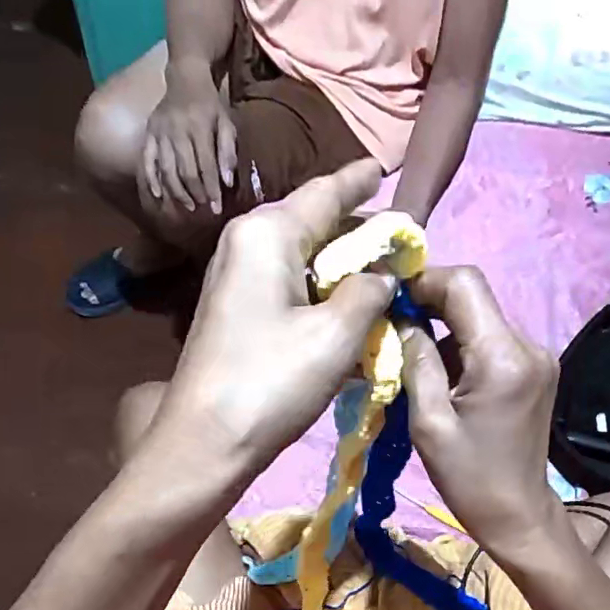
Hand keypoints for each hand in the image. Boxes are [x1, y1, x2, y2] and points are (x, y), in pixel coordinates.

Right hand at [143, 66, 235, 213]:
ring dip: (178, 191)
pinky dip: (151, 179)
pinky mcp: (149, 132)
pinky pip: (147, 159)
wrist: (185, 77)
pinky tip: (158, 195)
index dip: (212, 190)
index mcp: (199, 127)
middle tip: (205, 208)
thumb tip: (227, 182)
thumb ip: (228, 152)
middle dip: (197, 194)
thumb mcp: (227, 123)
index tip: (218, 208)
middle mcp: (177, 130)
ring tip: (189, 206)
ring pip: (167, 169)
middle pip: (186, 171)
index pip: (206, 167)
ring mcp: (160, 131)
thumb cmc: (211, 106)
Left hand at [153, 159, 396, 473]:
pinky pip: (293, 293)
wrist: (207, 441)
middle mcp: (248, 245)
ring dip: (345, 274)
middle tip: (401, 246)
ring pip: (306, 264)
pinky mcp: (240, 316)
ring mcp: (239, 282)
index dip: (360, 182)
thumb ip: (369, 292)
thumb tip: (383, 273)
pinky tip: (353, 320)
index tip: (384, 168)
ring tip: (386, 282)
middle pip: (315, 226)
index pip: (325, 193)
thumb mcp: (335, 334)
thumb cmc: (272, 381)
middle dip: (359, 236)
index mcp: (268, 234)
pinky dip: (325, 301)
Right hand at [401, 267, 567, 555]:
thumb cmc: (469, 478)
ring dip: (447, 330)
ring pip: (482, 319)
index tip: (392, 300)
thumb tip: (402, 320)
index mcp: (503, 358)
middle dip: (431, 305)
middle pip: (475, 297)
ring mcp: (538, 357)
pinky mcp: (538, 370)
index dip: (425, 281)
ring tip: (417, 362)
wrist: (518, 514)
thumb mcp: (429, 423)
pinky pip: (494, 341)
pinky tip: (446, 378)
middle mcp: (529, 346)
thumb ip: (417, 362)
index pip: (465, 284)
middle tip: (395, 330)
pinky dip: (465, 348)